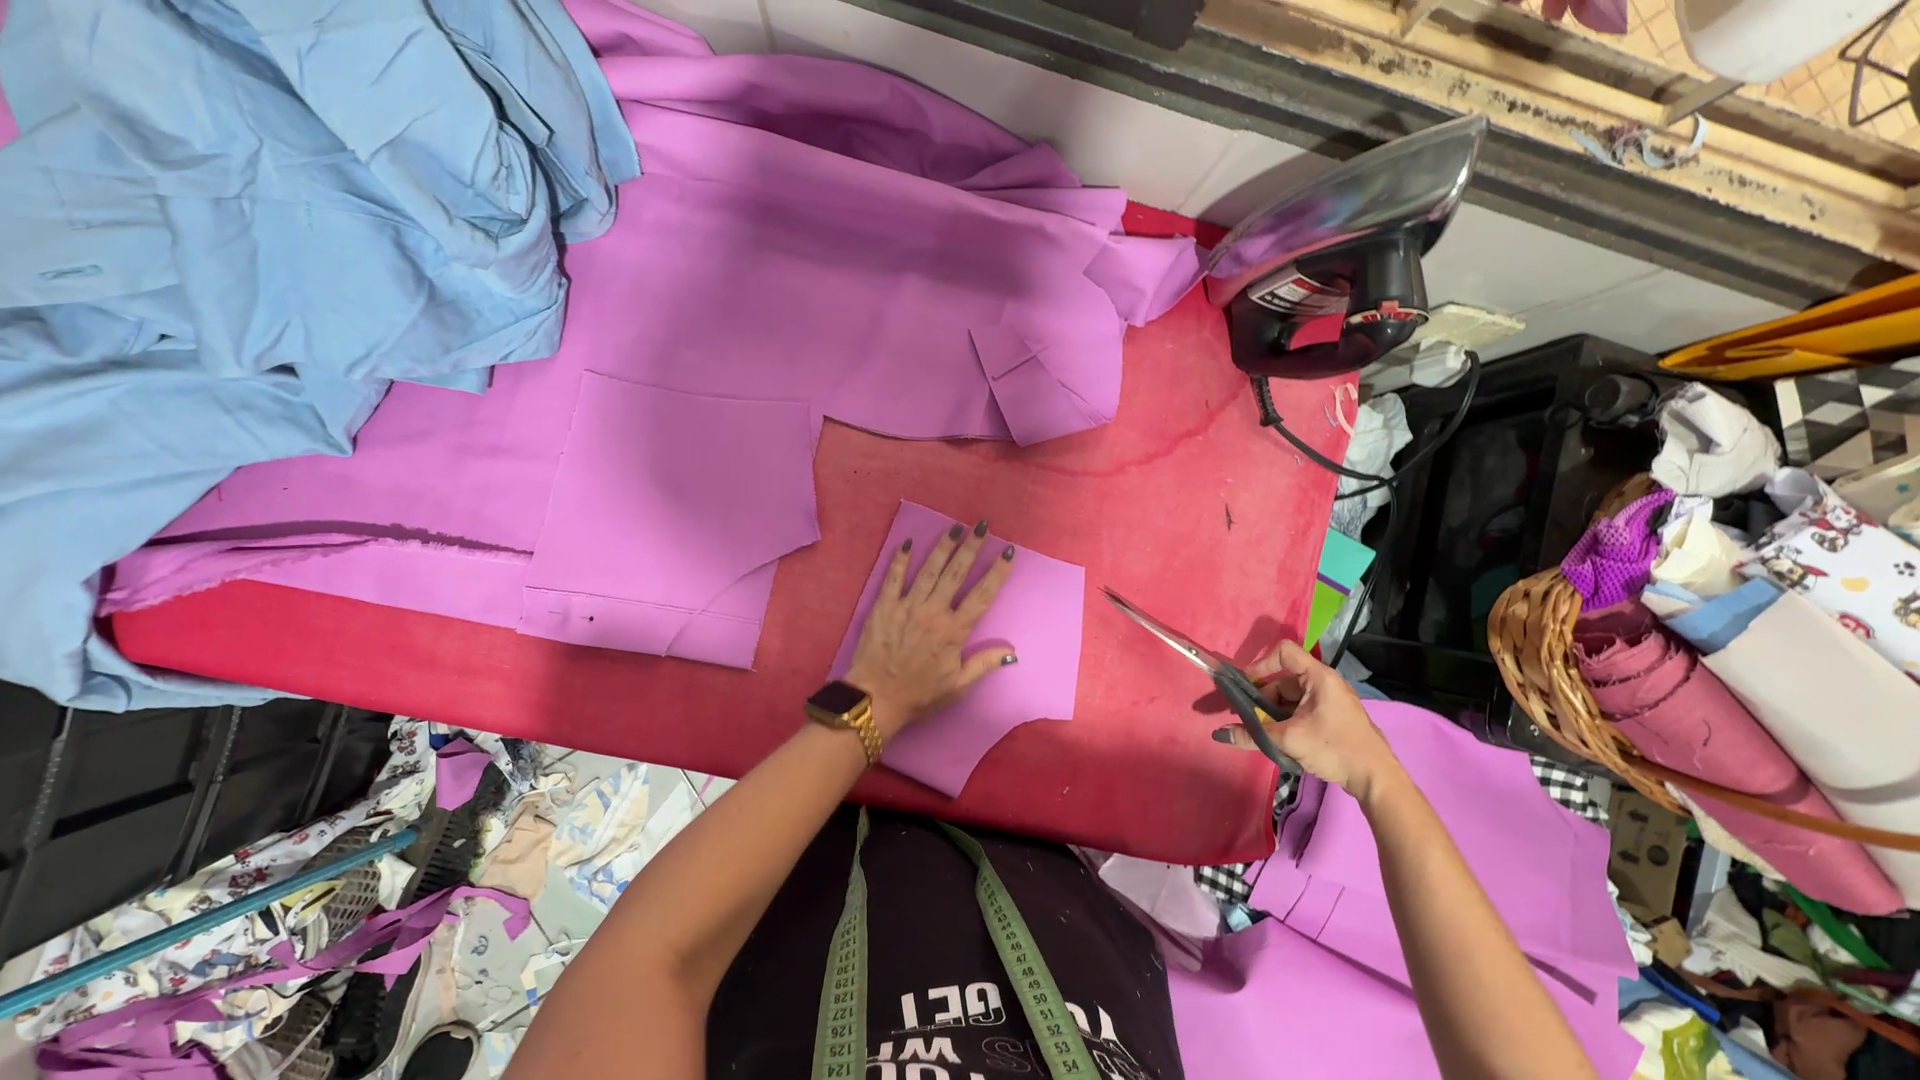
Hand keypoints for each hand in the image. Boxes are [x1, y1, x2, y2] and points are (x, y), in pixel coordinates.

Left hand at [845, 520, 1017, 737]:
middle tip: (982, 526)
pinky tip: (907, 543)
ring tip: (955, 527)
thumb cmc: (920, 695)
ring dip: (943, 546)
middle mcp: (933, 612)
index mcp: (954, 631)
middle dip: (971, 547)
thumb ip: (984, 664)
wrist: (875, 700)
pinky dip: (900, 560)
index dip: (997, 572)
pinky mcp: (883, 607)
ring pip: (929, 570)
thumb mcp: (958, 686)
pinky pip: (893, 578)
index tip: (1008, 552)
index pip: (982, 595)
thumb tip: (1012, 652)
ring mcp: (907, 607)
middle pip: (956, 573)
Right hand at [1213, 640, 1399, 799]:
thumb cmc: (1334, 748)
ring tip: (1261, 732)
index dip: (1261, 664)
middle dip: (1262, 698)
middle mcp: (1324, 683)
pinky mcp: (1331, 716)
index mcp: (1318, 677)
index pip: (1284, 653)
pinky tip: (1278, 739)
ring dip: (1273, 712)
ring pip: (1291, 698)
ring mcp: (1329, 700)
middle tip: (1246, 717)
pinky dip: (1286, 720)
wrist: (1375, 777)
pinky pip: (1301, 710)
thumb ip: (1253, 734)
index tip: (1246, 686)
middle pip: (1283, 679)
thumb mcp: (1289, 740)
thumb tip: (1220, 734)